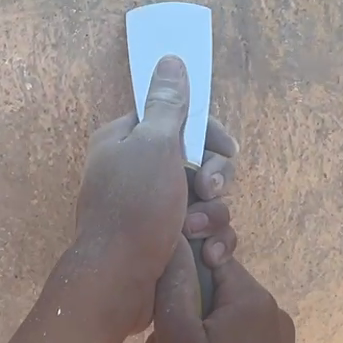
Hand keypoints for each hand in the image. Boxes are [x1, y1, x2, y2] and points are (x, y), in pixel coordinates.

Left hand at [72, 56, 191, 328]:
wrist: (117, 285)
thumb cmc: (134, 207)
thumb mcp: (154, 146)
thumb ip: (168, 103)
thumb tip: (170, 57)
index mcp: (128, 139)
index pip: (179, 119)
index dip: (207, 133)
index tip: (225, 148)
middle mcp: (139, 168)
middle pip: (199, 158)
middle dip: (213, 177)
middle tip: (208, 191)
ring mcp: (154, 206)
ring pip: (207, 197)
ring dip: (212, 214)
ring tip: (196, 232)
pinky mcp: (168, 240)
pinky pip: (205, 230)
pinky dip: (212, 241)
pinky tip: (209, 255)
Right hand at [144, 247, 300, 342]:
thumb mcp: (174, 341)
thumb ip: (174, 283)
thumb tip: (175, 242)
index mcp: (254, 300)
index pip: (208, 259)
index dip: (179, 279)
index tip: (161, 310)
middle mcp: (274, 317)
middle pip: (214, 295)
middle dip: (184, 317)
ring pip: (222, 326)